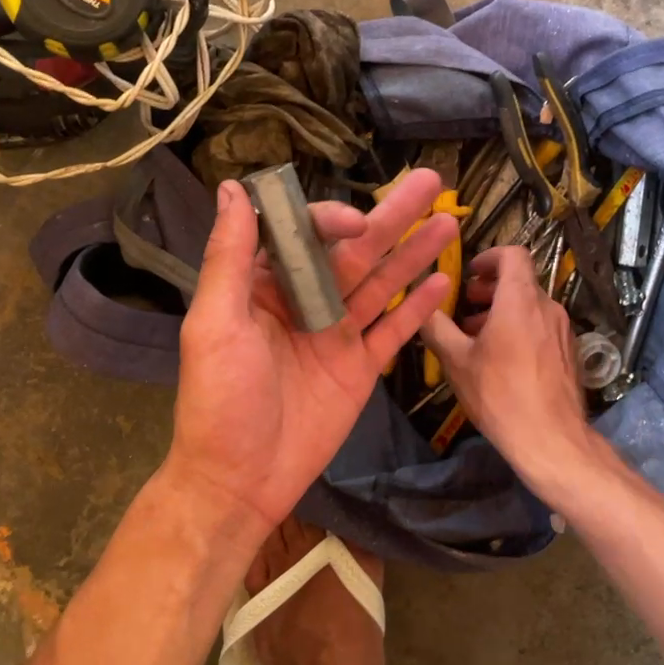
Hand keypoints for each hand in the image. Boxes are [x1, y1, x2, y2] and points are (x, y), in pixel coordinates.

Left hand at [168, 168, 458, 529]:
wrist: (240, 482)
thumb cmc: (219, 401)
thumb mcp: (214, 323)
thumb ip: (228, 256)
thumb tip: (235, 189)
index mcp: (265, 286)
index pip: (307, 235)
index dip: (334, 220)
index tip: (359, 222)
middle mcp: (305, 302)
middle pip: (355, 252)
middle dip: (393, 218)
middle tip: (431, 183)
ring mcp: (336, 335)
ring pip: (381, 285)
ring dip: (413, 254)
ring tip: (449, 222)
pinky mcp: (360, 369)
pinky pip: (393, 331)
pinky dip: (417, 307)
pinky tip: (442, 281)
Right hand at [420, 246, 601, 492]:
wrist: (551, 439)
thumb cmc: (500, 394)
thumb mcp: (457, 361)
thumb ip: (436, 327)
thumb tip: (420, 306)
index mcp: (520, 300)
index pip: (513, 255)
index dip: (490, 257)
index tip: (470, 273)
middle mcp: (547, 308)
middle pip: (520, 282)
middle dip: (491, 289)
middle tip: (467, 307)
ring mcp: (562, 331)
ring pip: (531, 307)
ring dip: (504, 313)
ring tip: (478, 337)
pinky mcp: (569, 353)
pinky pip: (542, 329)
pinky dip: (521, 330)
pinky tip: (503, 360)